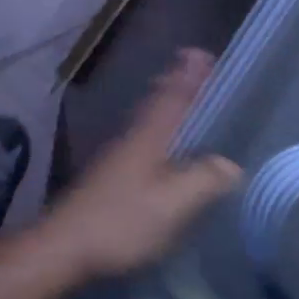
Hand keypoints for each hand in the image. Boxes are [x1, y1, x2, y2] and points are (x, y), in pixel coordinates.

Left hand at [44, 49, 242, 279]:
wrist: (66, 246)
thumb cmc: (122, 219)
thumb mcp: (173, 202)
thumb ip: (204, 179)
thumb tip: (232, 164)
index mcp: (151, 135)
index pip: (174, 95)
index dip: (189, 75)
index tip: (202, 53)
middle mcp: (134, 136)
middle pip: (158, 101)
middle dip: (177, 83)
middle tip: (195, 68)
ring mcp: (119, 156)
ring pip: (148, 119)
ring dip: (166, 104)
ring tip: (184, 99)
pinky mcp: (112, 177)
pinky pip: (143, 140)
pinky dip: (158, 130)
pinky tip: (164, 147)